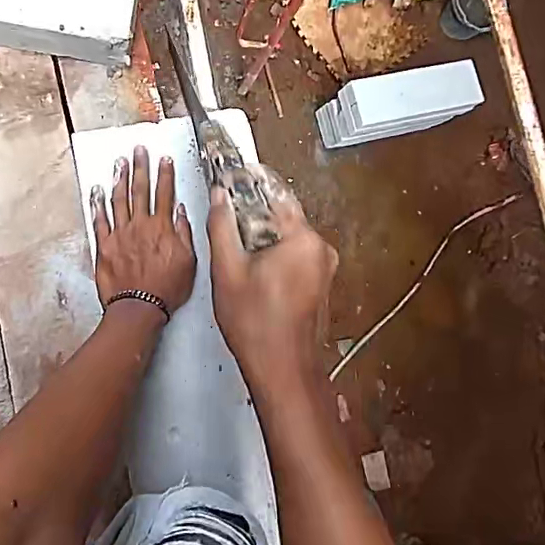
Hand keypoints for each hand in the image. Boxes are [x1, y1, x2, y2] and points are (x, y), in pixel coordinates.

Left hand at [91, 147, 196, 315]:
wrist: (139, 308)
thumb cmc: (166, 289)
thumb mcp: (188, 261)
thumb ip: (184, 233)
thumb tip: (181, 212)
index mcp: (162, 228)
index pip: (164, 193)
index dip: (165, 174)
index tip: (164, 160)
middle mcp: (140, 226)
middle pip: (140, 190)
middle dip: (141, 167)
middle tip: (139, 151)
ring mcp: (120, 235)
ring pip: (119, 200)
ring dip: (120, 179)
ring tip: (120, 163)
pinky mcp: (104, 246)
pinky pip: (99, 221)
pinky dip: (98, 204)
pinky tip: (97, 191)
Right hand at [207, 169, 338, 390]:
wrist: (283, 369)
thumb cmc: (258, 327)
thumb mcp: (228, 270)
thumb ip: (223, 227)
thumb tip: (220, 198)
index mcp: (303, 240)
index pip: (278, 194)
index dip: (253, 182)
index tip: (237, 175)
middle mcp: (320, 250)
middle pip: (285, 216)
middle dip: (256, 213)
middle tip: (230, 214)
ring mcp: (323, 268)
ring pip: (289, 237)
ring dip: (265, 236)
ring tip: (238, 247)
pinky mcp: (320, 283)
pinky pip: (296, 256)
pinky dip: (276, 254)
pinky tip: (255, 268)